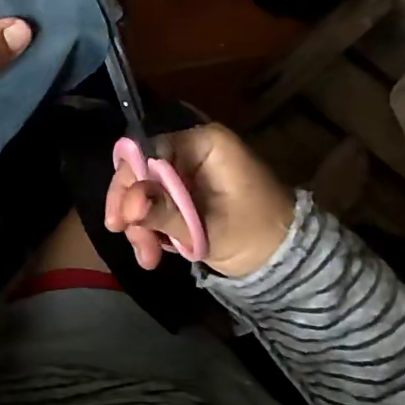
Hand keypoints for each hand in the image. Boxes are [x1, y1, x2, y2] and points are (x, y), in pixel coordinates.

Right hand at [104, 123, 295, 277]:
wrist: (285, 260)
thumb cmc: (255, 236)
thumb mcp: (208, 229)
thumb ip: (166, 213)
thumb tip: (129, 204)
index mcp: (205, 144)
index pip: (149, 150)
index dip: (129, 181)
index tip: (119, 219)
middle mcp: (194, 150)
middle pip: (143, 171)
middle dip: (133, 209)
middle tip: (130, 241)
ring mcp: (190, 172)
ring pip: (146, 191)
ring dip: (141, 225)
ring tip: (148, 259)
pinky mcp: (188, 193)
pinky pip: (158, 204)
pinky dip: (152, 228)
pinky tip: (154, 253)